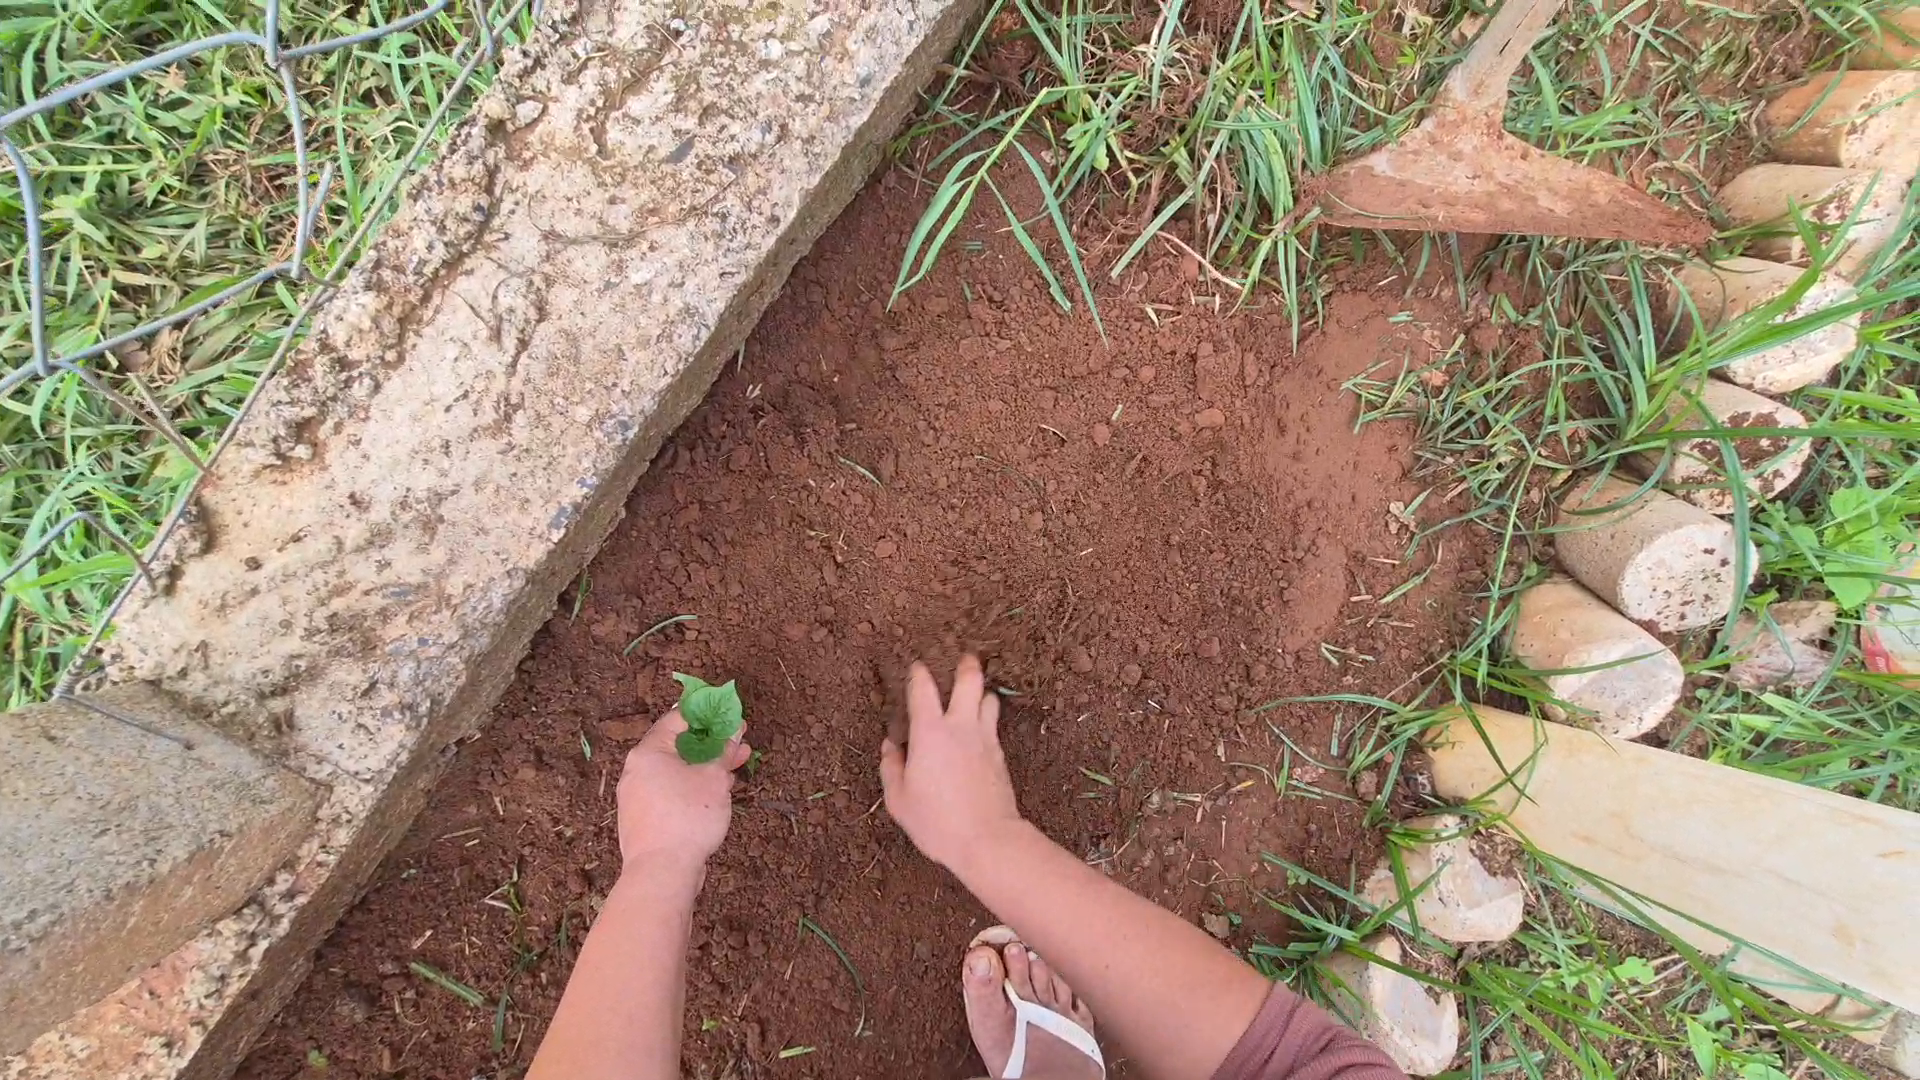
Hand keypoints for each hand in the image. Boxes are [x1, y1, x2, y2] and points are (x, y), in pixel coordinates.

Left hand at [616, 709, 750, 879]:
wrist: (662, 873)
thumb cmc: (688, 816)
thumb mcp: (714, 777)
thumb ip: (724, 750)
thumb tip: (734, 731)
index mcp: (648, 752)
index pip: (677, 719)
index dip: (706, 713)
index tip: (728, 711)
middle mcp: (637, 771)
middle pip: (678, 746)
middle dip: (711, 743)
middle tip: (738, 740)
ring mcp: (639, 796)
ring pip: (678, 770)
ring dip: (706, 766)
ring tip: (736, 765)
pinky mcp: (645, 818)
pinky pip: (672, 791)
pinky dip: (694, 786)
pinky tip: (719, 790)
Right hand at [879, 655, 1022, 869]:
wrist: (987, 839)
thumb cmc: (937, 822)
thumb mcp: (899, 799)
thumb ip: (892, 767)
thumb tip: (891, 747)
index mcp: (930, 732)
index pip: (923, 688)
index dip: (918, 673)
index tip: (916, 667)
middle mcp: (960, 727)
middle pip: (970, 680)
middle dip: (966, 664)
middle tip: (964, 657)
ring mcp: (985, 738)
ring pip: (990, 699)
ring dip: (982, 692)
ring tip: (975, 694)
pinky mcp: (1000, 755)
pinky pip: (994, 726)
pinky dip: (988, 719)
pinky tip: (981, 729)